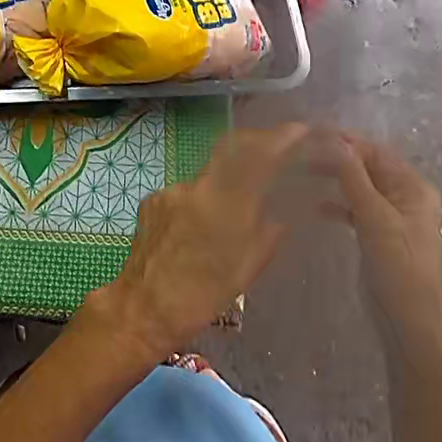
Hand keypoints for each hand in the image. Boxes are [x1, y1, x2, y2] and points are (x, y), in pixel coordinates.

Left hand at [90, 124, 308, 358]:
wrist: (142, 310)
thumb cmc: (203, 295)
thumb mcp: (249, 266)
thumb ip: (269, 231)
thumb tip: (280, 213)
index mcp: (228, 203)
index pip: (258, 154)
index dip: (281, 137)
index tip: (299, 130)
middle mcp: (199, 187)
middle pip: (232, 151)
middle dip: (254, 148)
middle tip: (271, 156)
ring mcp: (172, 190)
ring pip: (208, 175)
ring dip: (223, 185)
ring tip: (224, 217)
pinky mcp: (153, 200)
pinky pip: (186, 192)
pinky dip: (199, 202)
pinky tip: (197, 228)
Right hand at [318, 131, 441, 340]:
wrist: (409, 318)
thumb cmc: (397, 264)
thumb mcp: (374, 217)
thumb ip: (354, 178)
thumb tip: (336, 141)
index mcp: (413, 186)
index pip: (377, 153)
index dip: (347, 142)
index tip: (314, 134)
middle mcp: (405, 196)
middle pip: (369, 167)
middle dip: (339, 159)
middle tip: (304, 153)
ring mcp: (393, 216)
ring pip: (361, 188)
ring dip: (337, 179)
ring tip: (306, 172)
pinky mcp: (380, 235)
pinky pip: (358, 210)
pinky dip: (340, 205)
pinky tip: (318, 206)